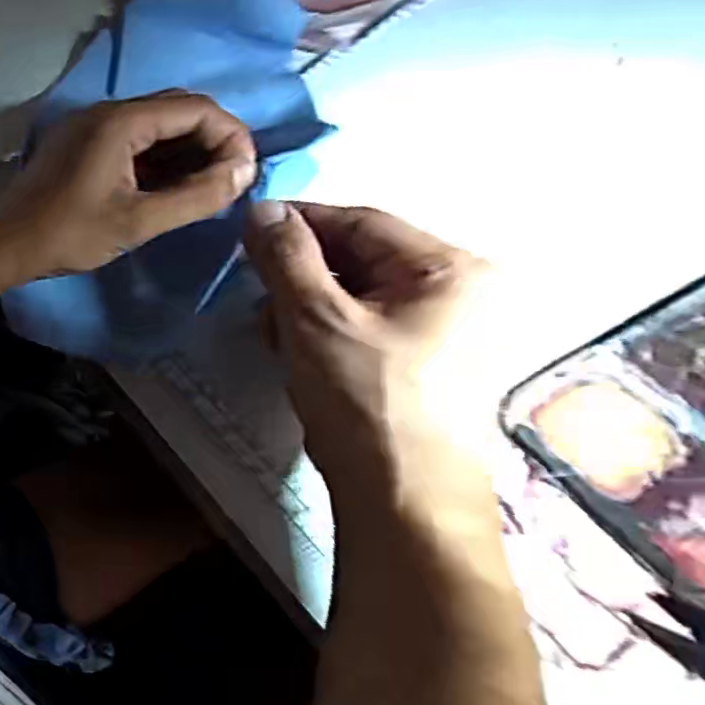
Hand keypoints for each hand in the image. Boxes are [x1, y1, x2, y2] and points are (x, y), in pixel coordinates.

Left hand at [0, 92, 257, 284]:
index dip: (231, 136)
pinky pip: (130, 140)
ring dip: (184, 151)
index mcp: (121, 121)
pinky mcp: (78, 145)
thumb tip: (244, 172)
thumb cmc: (67, 235)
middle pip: (177, 110)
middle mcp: (105, 111)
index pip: (197, 108)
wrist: (2, 247)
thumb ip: (195, 197)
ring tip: (203, 189)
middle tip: (227, 181)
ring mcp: (88, 126)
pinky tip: (167, 187)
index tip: (245, 173)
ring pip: (154, 125)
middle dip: (210, 141)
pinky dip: (156, 158)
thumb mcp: (137, 222)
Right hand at [240, 200, 489, 499]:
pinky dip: (320, 332)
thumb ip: (287, 259)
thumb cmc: (366, 399)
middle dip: (298, 276)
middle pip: (358, 259)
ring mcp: (440, 331)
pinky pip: (359, 326)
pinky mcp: (417, 363)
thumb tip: (260, 209)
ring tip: (272, 334)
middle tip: (257, 295)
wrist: (400, 496)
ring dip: (303, 307)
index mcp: (451, 270)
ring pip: (352, 294)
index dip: (299, 222)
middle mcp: (458, 292)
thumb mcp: (316, 320)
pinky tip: (293, 353)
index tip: (247, 228)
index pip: (361, 222)